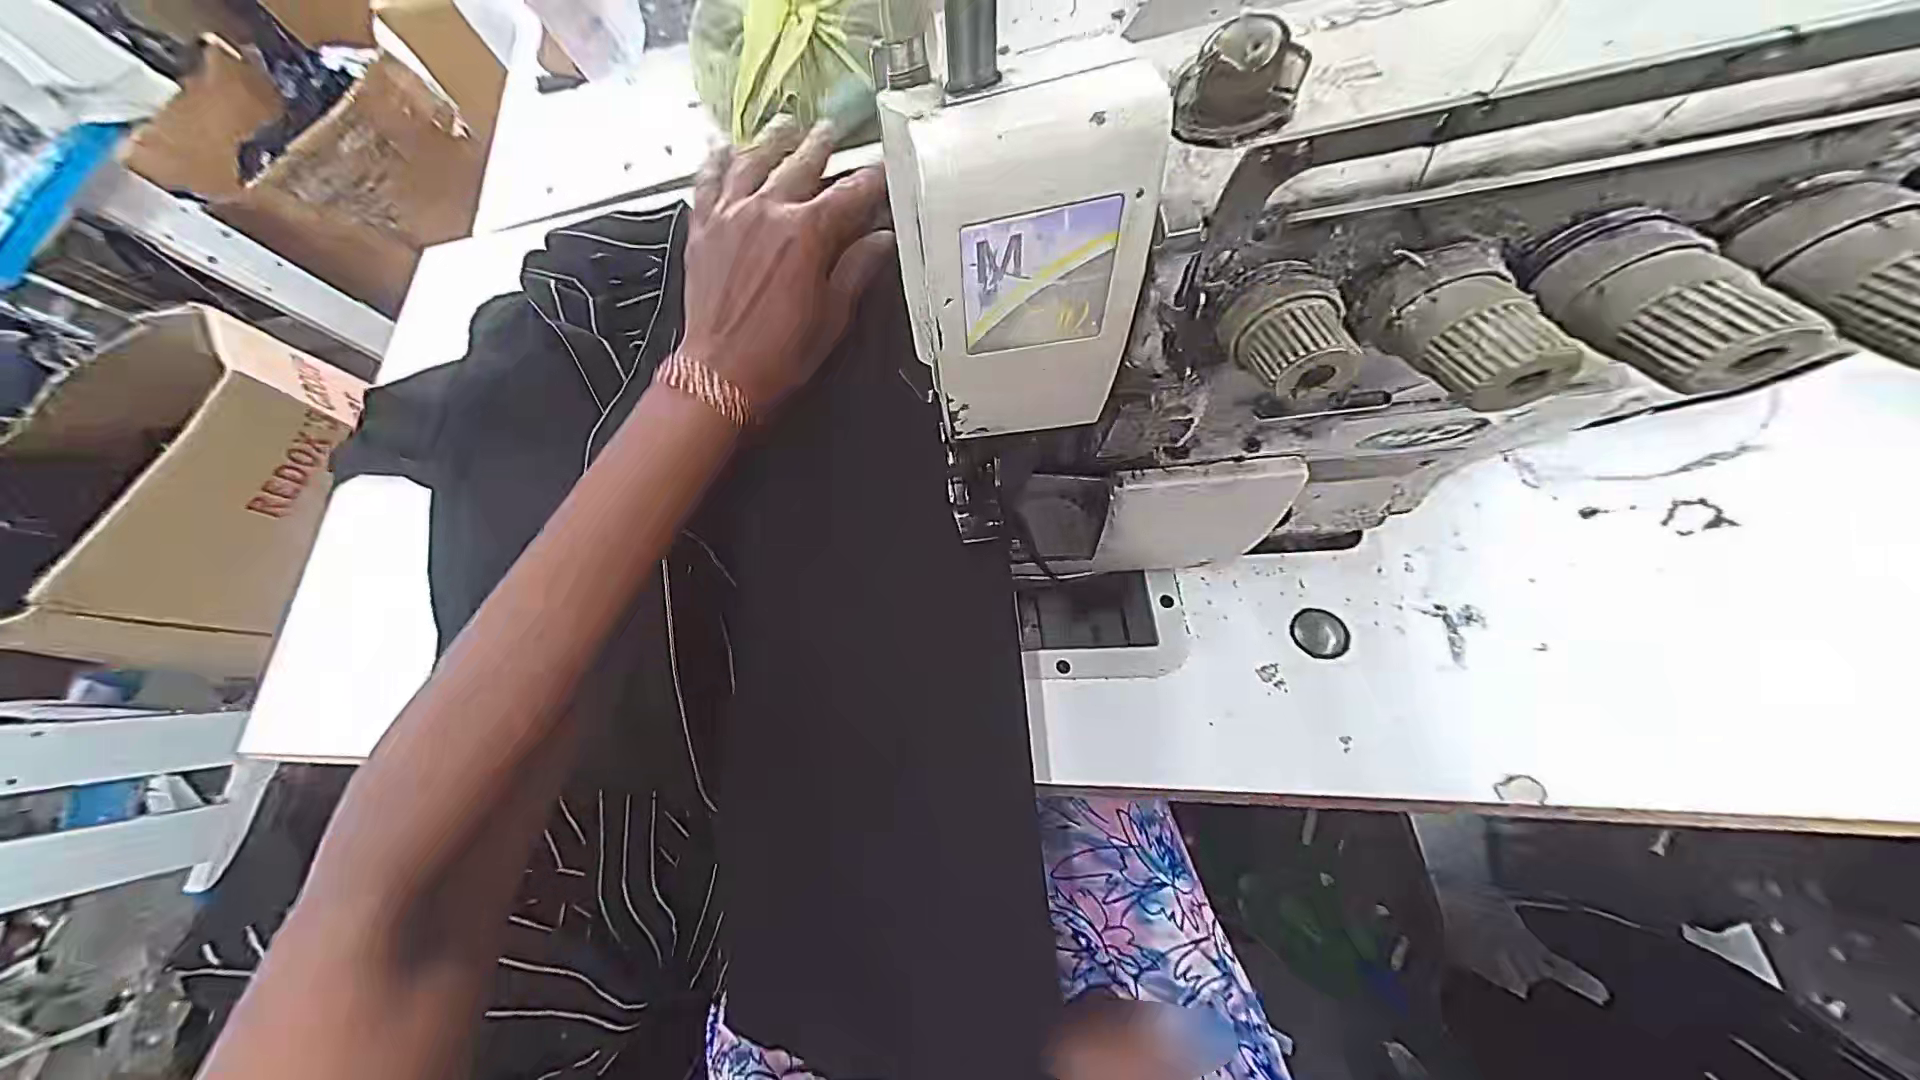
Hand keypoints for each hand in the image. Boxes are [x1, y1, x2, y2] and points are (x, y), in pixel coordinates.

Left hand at [682, 116, 896, 414]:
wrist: (721, 373)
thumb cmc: (779, 353)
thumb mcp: (832, 316)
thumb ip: (856, 269)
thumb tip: (880, 241)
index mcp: (806, 234)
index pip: (849, 195)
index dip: (871, 182)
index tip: (883, 172)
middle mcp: (766, 212)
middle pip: (800, 165)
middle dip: (822, 147)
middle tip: (833, 133)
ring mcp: (729, 216)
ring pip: (753, 160)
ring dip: (773, 140)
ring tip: (785, 127)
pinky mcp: (702, 229)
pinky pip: (708, 180)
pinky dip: (718, 161)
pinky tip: (724, 150)